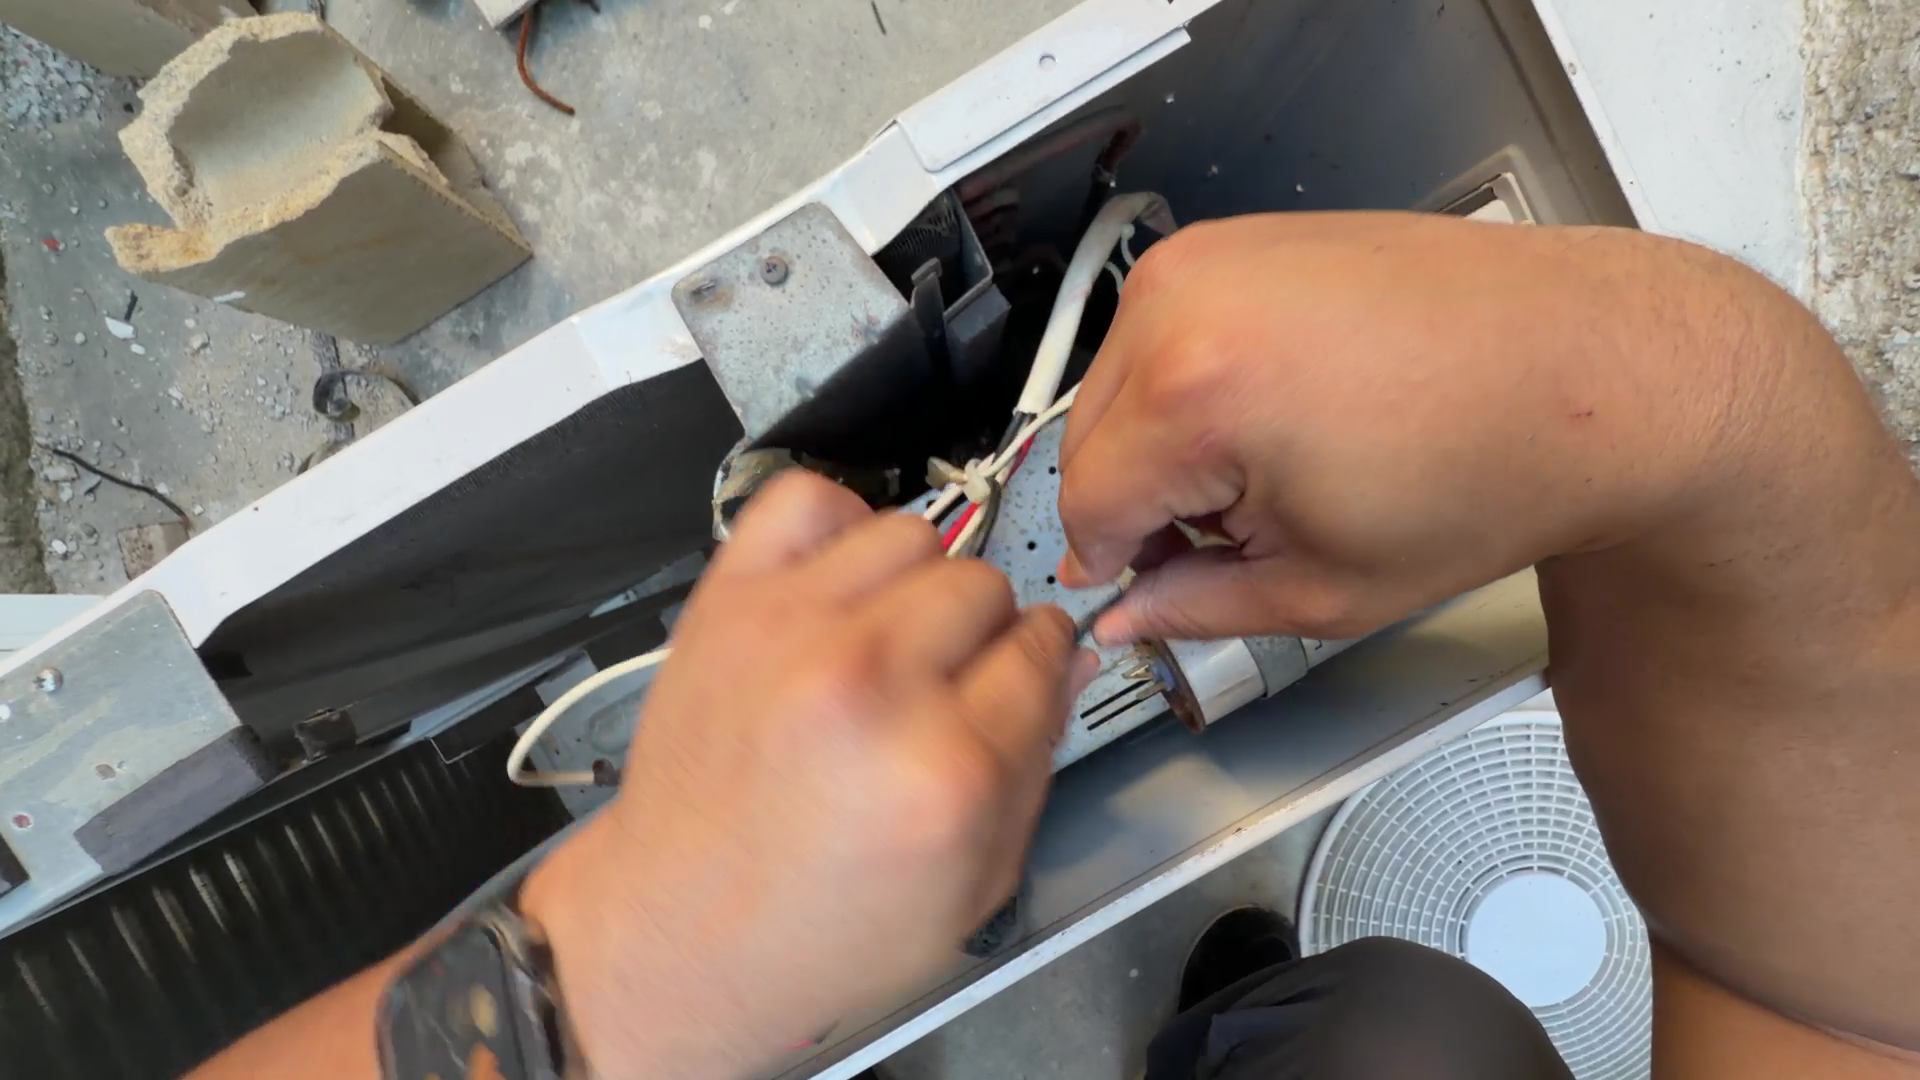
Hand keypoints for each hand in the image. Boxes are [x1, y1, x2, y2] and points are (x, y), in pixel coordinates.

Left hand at [521, 473, 1093, 1078]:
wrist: (675, 934)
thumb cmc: (830, 931)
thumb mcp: (976, 884)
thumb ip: (1040, 759)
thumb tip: (1070, 656)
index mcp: (947, 770)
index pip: (1043, 647)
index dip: (1042, 661)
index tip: (1020, 674)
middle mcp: (871, 681)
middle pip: (983, 586)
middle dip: (983, 631)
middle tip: (945, 676)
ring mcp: (791, 628)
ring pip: (913, 533)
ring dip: (918, 583)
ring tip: (890, 633)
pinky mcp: (727, 602)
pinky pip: (806, 498)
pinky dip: (836, 524)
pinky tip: (837, 582)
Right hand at [1057, 212, 1775, 643]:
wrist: (1601, 370)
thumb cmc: (1494, 469)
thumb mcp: (1322, 589)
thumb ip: (1191, 610)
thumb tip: (1125, 616)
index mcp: (1198, 394)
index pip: (1084, 503)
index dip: (1108, 561)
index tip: (1137, 580)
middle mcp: (1184, 304)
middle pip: (1084, 445)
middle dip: (1131, 506)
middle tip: (1207, 538)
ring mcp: (1202, 261)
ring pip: (1110, 395)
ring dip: (1152, 450)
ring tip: (1247, 473)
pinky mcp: (1226, 246)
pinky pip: (1149, 344)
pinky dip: (1176, 393)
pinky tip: (1255, 415)